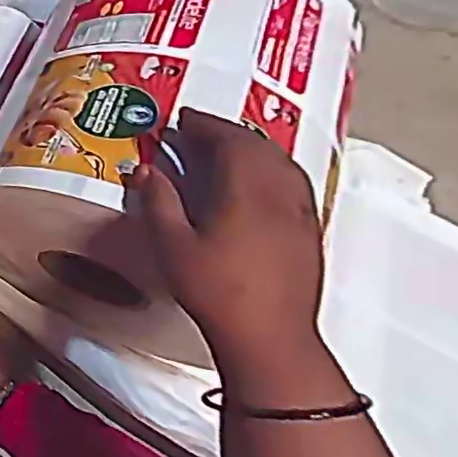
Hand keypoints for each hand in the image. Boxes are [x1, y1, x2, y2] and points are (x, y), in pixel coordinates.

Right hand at [127, 109, 323, 362]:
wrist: (269, 337)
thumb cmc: (216, 290)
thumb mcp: (172, 245)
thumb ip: (159, 202)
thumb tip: (148, 170)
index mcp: (247, 195)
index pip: (232, 143)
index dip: (206, 125)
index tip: (184, 119)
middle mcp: (280, 198)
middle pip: (260, 148)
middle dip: (228, 131)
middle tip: (198, 129)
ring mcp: (301, 215)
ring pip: (282, 163)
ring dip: (253, 146)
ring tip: (226, 146)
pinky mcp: (309, 233)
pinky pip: (294, 182)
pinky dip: (271, 167)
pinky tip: (255, 178)